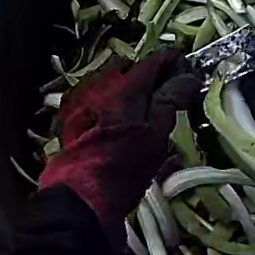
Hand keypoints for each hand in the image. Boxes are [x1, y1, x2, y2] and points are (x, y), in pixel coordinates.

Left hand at [40, 50, 202, 238]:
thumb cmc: (125, 167)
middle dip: (145, 75)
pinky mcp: (67, 109)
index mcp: (127, 86)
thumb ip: (170, 101)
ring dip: (122, 85)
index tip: (183, 72)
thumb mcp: (157, 136)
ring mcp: (80, 94)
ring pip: (107, 78)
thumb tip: (187, 78)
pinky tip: (108, 118)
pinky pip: (90, 92)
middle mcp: (101, 81)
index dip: (173, 63)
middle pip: (129, 65)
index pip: (156, 60)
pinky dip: (103, 98)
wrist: (81, 195)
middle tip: (158, 95)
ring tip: (133, 108)